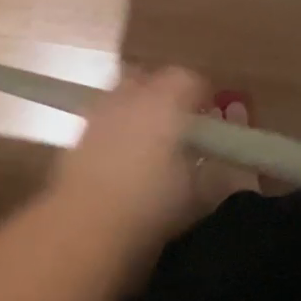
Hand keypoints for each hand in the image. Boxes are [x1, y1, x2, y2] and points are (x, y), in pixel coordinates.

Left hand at [49, 67, 208, 242]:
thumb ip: (216, 169)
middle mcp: (130, 96)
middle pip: (151, 78)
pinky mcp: (79, 130)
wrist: (87, 222)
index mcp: (165, 101)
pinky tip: (121, 155)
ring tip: (149, 139)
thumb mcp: (198, 193)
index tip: (210, 118)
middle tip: (180, 124)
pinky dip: (116, 125)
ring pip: (124, 93)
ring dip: (139, 107)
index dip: (203, 95)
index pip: (190, 78)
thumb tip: (221, 159)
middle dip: (167, 94)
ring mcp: (100, 109)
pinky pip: (104, 114)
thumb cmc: (151, 206)